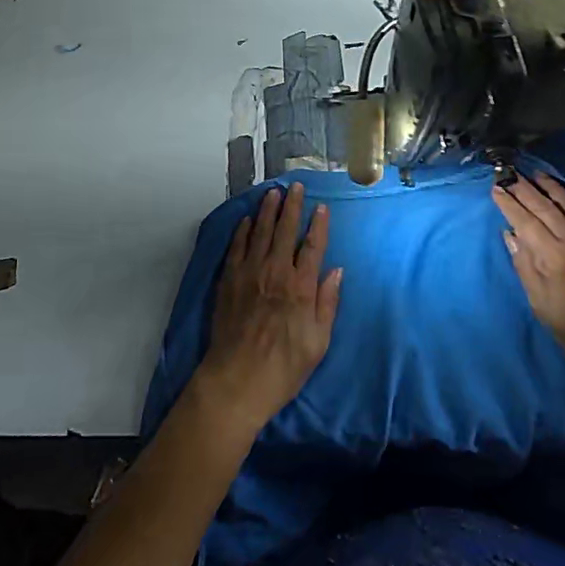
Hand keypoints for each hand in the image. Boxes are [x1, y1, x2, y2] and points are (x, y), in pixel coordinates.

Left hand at [194, 183, 343, 430]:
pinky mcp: (229, 280)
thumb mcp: (319, 341)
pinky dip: (242, 231)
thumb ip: (327, 303)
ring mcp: (248, 274)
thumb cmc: (284, 366)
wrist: (237, 379)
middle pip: (284, 231)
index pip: (312, 246)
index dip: (318, 224)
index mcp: (301, 287)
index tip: (322, 206)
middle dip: (291, 206)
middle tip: (295, 186)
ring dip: (266, 211)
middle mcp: (275, 272)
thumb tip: (336, 271)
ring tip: (272, 193)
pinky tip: (245, 220)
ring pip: (259, 232)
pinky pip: (236, 247)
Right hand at [492, 172, 564, 404]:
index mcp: (553, 257)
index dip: (509, 203)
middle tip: (510, 174)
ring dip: (553, 188)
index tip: (495, 187)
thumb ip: (526, 268)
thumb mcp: (542, 306)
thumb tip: (511, 236)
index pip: (525, 221)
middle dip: (526, 189)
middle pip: (547, 208)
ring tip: (539, 175)